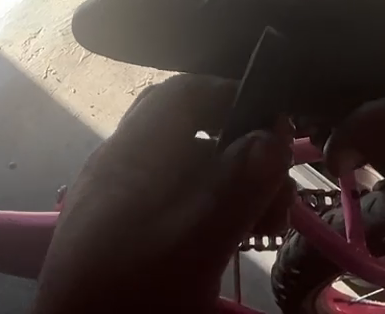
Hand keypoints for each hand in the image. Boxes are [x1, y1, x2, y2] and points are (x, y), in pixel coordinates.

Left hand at [33, 74, 292, 313]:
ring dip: (225, 185)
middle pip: (186, 130)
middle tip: (273, 191)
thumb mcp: (196, 244)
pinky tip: (222, 241)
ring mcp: (110, 198)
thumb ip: (237, 187)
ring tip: (260, 224)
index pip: (185, 92)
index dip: (232, 98)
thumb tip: (274, 135)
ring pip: (179, 169)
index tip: (274, 130)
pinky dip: (202, 210)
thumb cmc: (133, 292)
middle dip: (237, 151)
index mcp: (132, 150)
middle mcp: (118, 162)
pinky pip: (165, 201)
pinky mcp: (110, 234)